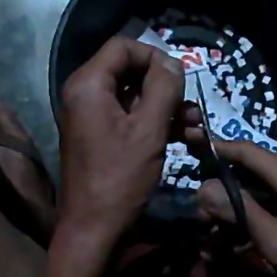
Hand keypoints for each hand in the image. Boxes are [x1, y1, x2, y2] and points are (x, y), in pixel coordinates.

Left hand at [55, 36, 183, 251]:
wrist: (94, 230)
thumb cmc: (120, 179)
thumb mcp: (149, 131)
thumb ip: (163, 89)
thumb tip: (173, 62)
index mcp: (88, 85)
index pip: (123, 46)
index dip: (154, 56)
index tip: (179, 80)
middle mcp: (83, 95)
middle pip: (127, 69)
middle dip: (162, 83)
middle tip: (188, 103)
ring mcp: (89, 117)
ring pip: (131, 95)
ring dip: (163, 104)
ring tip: (193, 122)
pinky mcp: (98, 138)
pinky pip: (127, 116)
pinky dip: (152, 121)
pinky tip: (181, 134)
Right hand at [195, 138, 276, 276]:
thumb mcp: (273, 238)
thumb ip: (238, 210)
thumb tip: (202, 188)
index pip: (246, 150)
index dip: (215, 146)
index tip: (187, 139)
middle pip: (247, 170)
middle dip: (218, 186)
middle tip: (196, 209)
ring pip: (254, 190)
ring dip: (230, 207)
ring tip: (207, 228)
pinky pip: (266, 205)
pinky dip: (247, 217)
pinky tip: (230, 238)